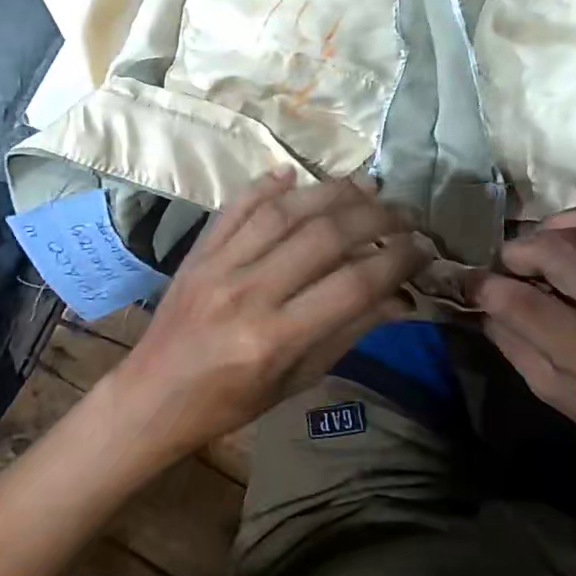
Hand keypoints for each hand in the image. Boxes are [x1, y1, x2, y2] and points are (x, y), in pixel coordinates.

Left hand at [110, 171, 425, 458]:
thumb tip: (401, 298)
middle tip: (402, 212)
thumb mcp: (297, 381)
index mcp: (275, 338)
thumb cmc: (230, 403)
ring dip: (329, 192)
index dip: (396, 260)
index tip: (422, 247)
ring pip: (283, 212)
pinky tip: (294, 173)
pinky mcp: (197, 252)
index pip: (352, 285)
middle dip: (374, 218)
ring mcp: (218, 266)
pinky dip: (266, 186)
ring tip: (365, 186)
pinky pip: (236, 208)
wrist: (153, 396)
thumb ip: (348, 334)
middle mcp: (248, 293)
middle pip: (323, 237)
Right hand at [471, 175, 575, 486]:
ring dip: (555, 224)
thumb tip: (483, 303)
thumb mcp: (565, 402)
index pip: (528, 307)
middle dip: (517, 252)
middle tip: (505, 268)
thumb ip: (518, 349)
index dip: (486, 288)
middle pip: (560, 254)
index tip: (467, 282)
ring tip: (539, 242)